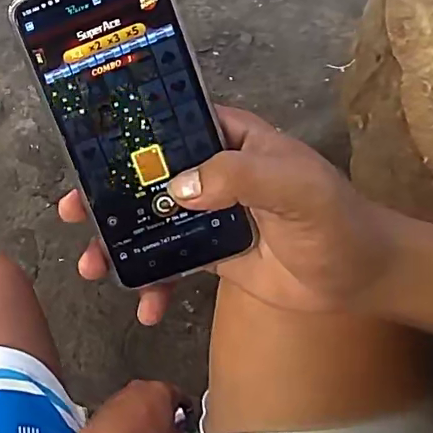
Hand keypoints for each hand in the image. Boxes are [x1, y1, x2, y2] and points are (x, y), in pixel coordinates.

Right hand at [58, 105, 401, 323]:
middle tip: (73, 211)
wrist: (359, 275)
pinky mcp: (213, 254)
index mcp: (231, 139)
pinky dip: (155, 284)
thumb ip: (240, 177)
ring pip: (153, 221)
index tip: (89, 147)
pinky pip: (173, 264)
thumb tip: (177, 187)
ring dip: (120, 242)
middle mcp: (214, 171)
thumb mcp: (294, 187)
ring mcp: (211, 214)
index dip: (132, 132)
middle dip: (109, 193)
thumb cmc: (333, 218)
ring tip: (92, 266)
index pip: (174, 123)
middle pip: (150, 174)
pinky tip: (147, 308)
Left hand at [75, 380, 187, 432]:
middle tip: (166, 429)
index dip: (187, 409)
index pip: (181, 395)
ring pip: (137, 404)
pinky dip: (125, 425)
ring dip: (142, 417)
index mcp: (163, 390)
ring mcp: (119, 395)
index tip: (188, 422)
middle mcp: (141, 386)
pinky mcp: (102, 408)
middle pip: (157, 396)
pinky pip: (120, 415)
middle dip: (162, 411)